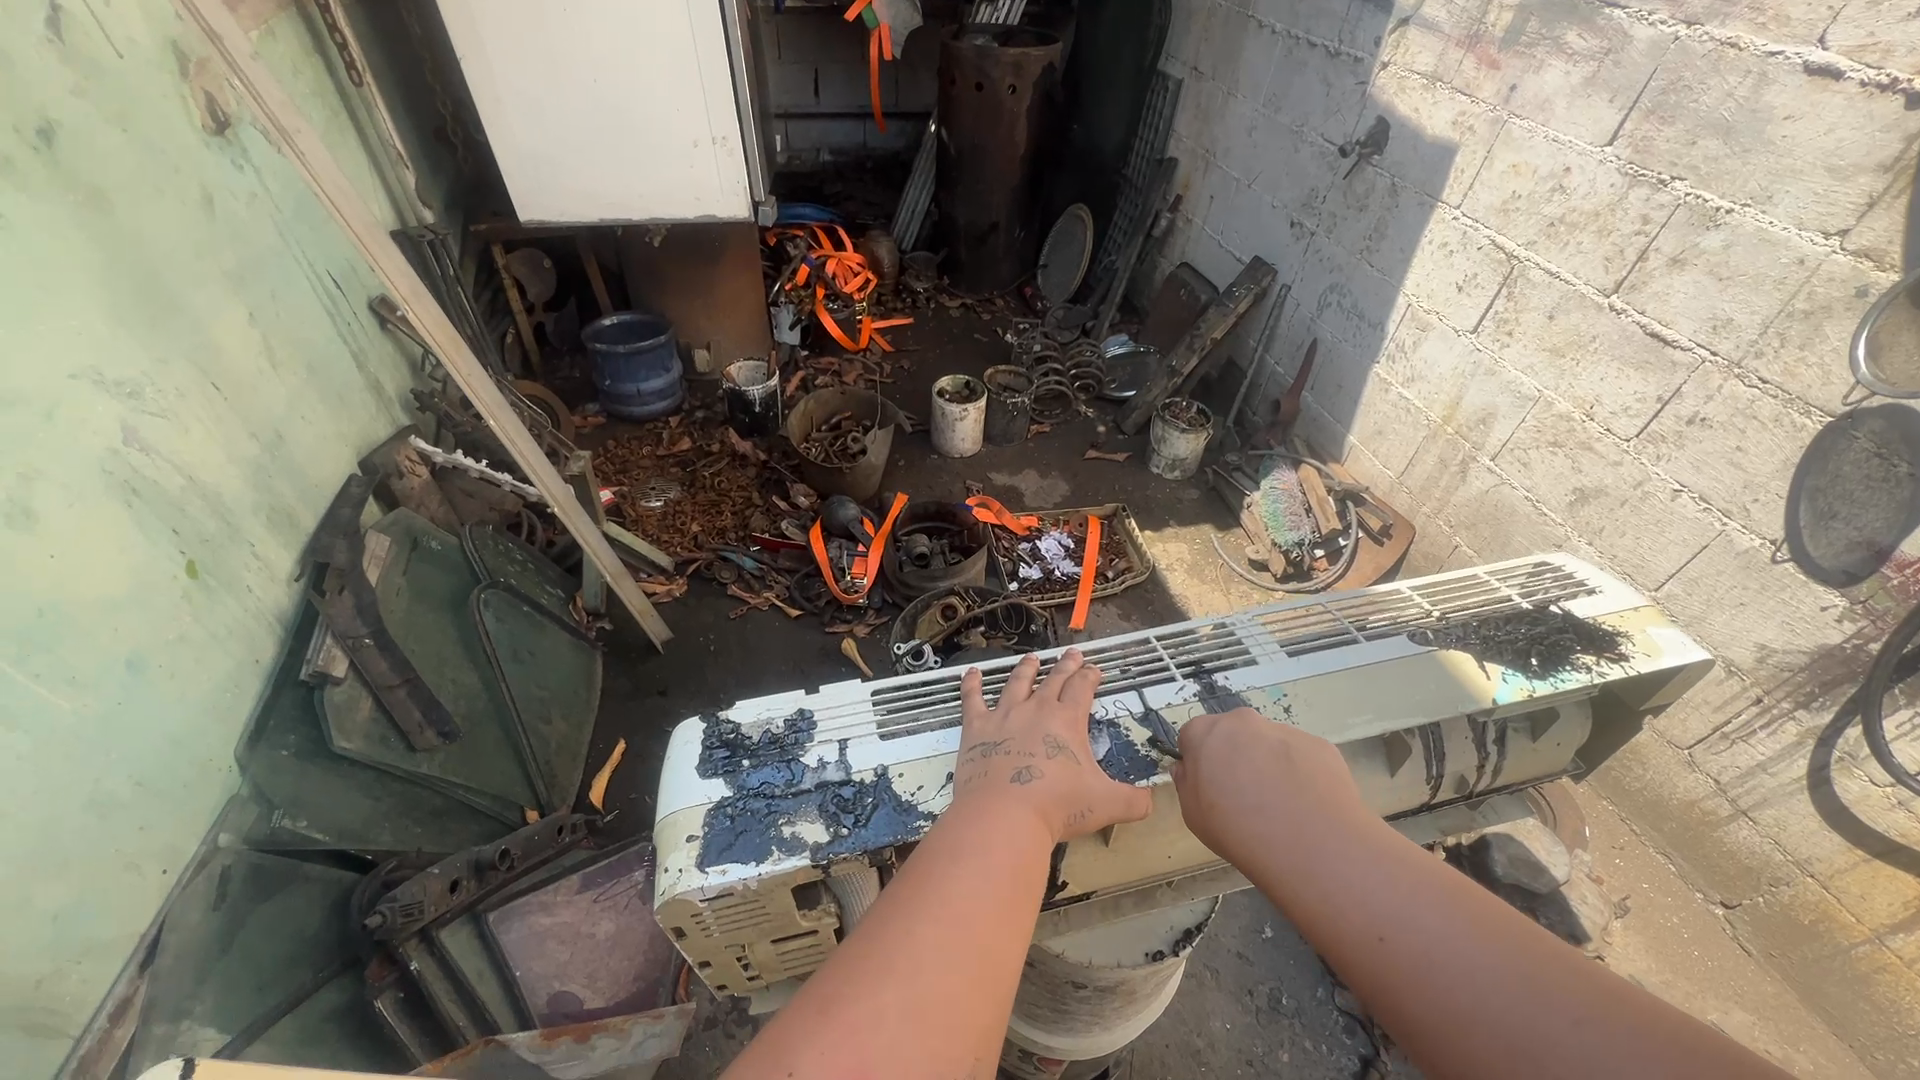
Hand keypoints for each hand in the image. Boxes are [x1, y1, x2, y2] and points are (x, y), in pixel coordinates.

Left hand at [953, 650, 1153, 842]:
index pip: (1082, 688)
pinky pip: (972, 699)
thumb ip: (1134, 801)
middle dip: (1066, 666)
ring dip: (1026, 669)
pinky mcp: (976, 728)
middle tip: (1072, 655)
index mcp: (1068, 720)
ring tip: (1032, 659)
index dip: (1090, 676)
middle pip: (1053, 679)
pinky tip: (970, 674)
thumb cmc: (1058, 807)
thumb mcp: (1107, 805)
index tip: (1094, 670)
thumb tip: (1152, 801)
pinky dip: (971, 685)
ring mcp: (1004, 716)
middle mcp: (1036, 709)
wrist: (1004, 815)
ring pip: (1016, 683)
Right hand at [1171, 708, 1370, 866]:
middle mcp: (1245, 722)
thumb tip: (1189, 769)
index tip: (1209, 786)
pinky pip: (1301, 757)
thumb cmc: (1239, 831)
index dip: (1199, 761)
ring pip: (1269, 744)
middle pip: (1233, 734)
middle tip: (1243, 796)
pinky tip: (1305, 806)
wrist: (1311, 847)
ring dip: (1268, 765)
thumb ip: (1185, 784)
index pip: (1193, 735)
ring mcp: (1286, 731)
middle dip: (1235, 757)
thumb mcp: (1193, 815)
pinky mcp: (1320, 746)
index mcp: (1206, 732)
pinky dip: (1300, 774)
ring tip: (1280, 806)